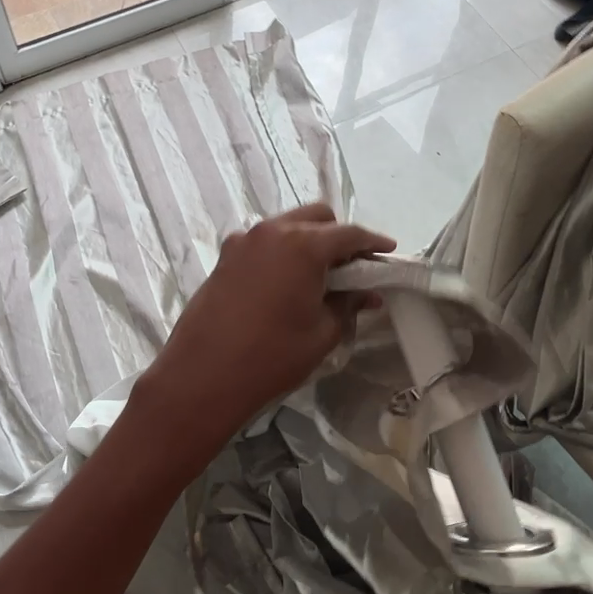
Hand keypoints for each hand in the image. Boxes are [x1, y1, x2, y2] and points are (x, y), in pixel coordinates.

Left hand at [138, 203, 394, 446]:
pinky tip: (287, 282)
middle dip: (339, 235)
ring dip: (309, 240)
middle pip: (317, 217)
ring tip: (321, 275)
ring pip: (287, 225)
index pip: (349, 233)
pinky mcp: (225, 256)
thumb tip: (367, 293)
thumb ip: (349, 305)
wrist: (203, 376)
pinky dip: (283, 251)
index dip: (373, 242)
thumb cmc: (271, 357)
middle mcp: (273, 231)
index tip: (389, 252)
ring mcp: (244, 240)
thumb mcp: (322, 334)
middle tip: (354, 266)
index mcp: (303, 244)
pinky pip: (264, 242)